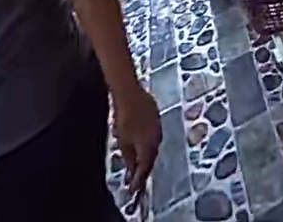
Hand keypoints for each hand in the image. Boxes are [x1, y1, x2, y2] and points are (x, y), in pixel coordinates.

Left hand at [112, 82, 161, 208]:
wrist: (130, 95)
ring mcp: (159, 126)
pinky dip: (149, 142)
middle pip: (152, 158)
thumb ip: (130, 159)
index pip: (145, 169)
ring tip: (139, 161)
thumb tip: (132, 170)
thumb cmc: (124, 120)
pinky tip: (142, 143)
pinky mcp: (157, 117)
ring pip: (154, 146)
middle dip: (144, 168)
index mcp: (149, 148)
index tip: (134, 188)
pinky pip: (154, 135)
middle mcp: (158, 139)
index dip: (139, 180)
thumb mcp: (123, 143)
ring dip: (147, 155)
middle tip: (137, 177)